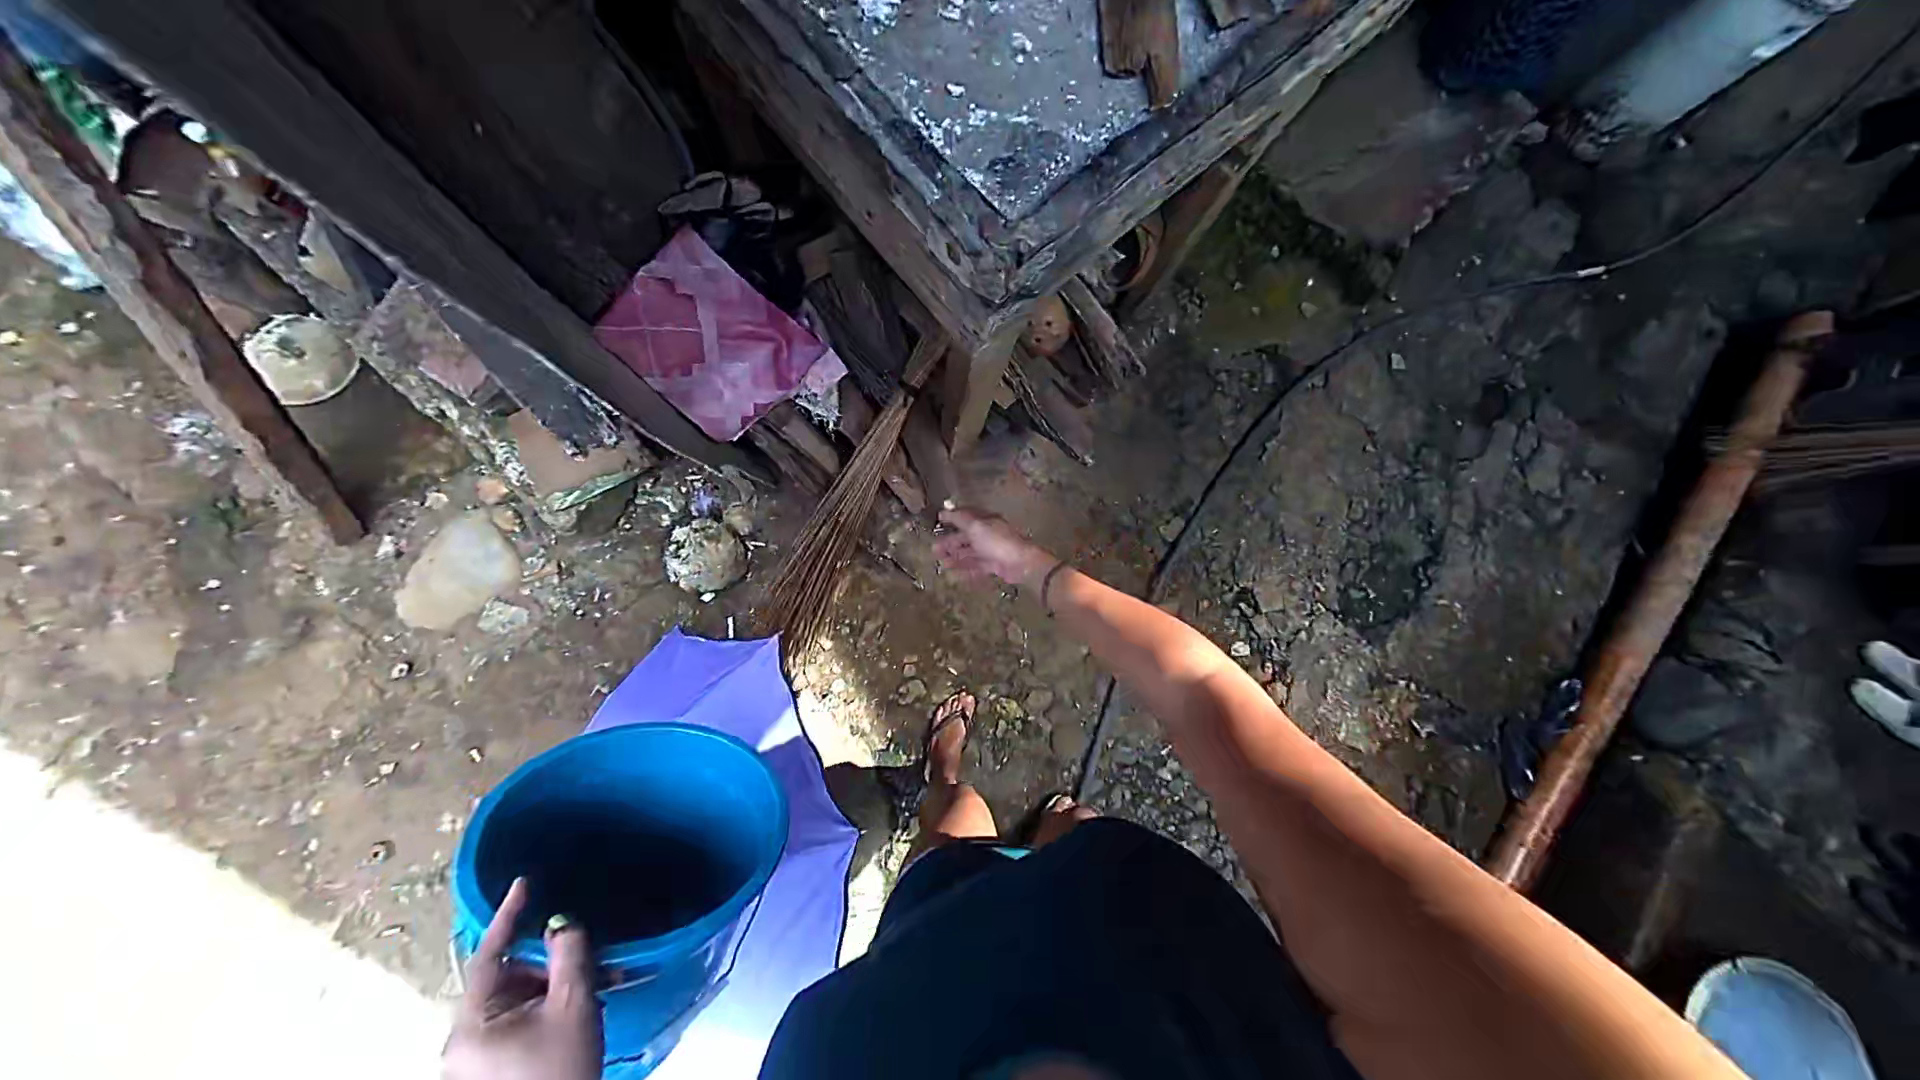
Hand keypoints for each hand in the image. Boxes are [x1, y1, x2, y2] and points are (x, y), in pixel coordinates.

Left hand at [443, 878, 602, 1079]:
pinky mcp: (490, 1072)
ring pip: (515, 1000)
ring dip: (554, 987)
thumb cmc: (560, 1071)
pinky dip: (547, 1009)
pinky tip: (578, 1012)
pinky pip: (517, 1023)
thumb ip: (570, 955)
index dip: (508, 915)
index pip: (488, 954)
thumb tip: (562, 922)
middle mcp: (462, 1040)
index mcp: (471, 1024)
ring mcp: (473, 1060)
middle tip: (589, 960)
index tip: (525, 882)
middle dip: (548, 963)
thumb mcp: (573, 1006)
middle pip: (506, 978)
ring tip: (594, 988)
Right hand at [934, 506, 1058, 587]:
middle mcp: (988, 534)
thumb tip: (943, 511)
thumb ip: (959, 518)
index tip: (938, 520)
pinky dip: (964, 570)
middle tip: (934, 549)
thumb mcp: (975, 526)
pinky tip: (953, 575)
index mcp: (985, 521)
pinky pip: (976, 567)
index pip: (966, 517)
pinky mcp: (994, 566)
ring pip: (969, 553)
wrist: (1020, 563)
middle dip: (950, 542)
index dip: (952, 518)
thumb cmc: (997, 541)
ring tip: (941, 563)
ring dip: (955, 558)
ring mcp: (991, 551)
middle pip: (966, 537)